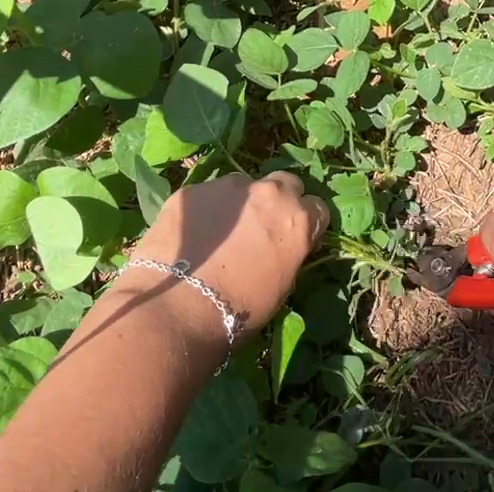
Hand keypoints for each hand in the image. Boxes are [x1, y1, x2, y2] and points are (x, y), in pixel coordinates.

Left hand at [111, 172, 328, 340]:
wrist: (176, 308)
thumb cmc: (237, 311)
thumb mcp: (281, 287)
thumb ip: (289, 253)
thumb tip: (283, 247)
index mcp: (298, 220)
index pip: (318, 207)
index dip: (308, 223)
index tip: (295, 239)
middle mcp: (269, 193)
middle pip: (286, 183)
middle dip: (280, 200)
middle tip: (263, 227)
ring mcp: (230, 186)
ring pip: (245, 185)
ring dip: (242, 203)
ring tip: (222, 233)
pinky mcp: (195, 189)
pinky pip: (209, 194)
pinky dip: (208, 210)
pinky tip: (194, 236)